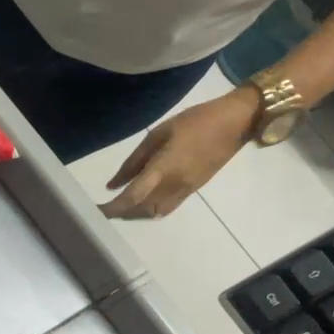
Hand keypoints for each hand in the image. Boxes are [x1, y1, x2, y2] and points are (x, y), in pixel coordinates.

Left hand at [102, 88, 258, 219]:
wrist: (238, 120)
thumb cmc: (196, 121)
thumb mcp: (158, 133)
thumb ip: (133, 162)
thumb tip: (111, 186)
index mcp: (163, 168)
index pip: (131, 197)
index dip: (111, 208)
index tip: (94, 210)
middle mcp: (173, 185)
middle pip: (138, 211)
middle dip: (119, 212)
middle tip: (104, 207)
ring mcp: (185, 190)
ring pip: (151, 213)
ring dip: (133, 214)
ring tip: (121, 205)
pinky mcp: (193, 191)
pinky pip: (165, 209)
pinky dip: (148, 211)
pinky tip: (141, 203)